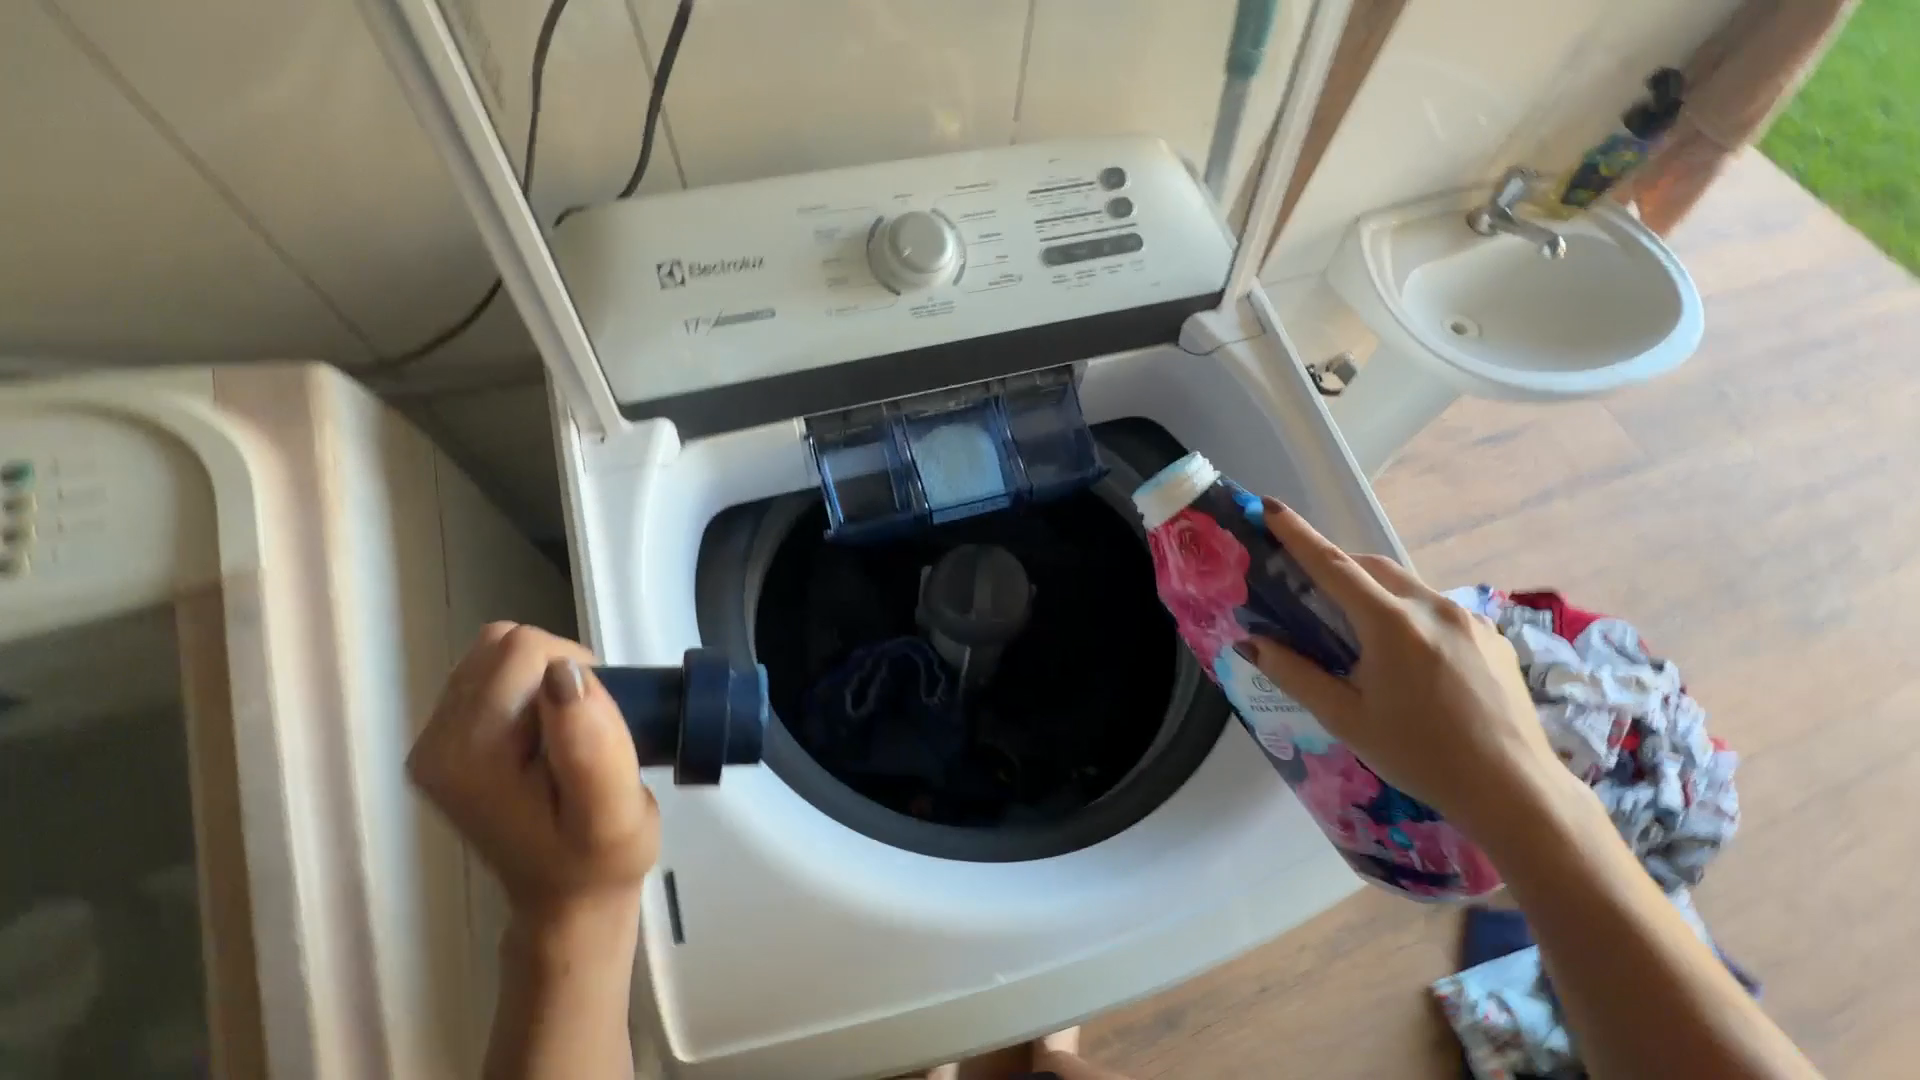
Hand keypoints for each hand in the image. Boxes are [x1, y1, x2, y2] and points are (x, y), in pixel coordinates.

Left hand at [408, 623, 658, 928]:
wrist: (568, 898)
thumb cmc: (601, 857)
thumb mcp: (613, 810)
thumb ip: (592, 744)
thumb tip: (564, 673)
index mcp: (468, 754)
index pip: (523, 651)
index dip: (576, 674)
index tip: (595, 725)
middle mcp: (433, 741)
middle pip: (502, 644)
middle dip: (557, 670)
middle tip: (584, 730)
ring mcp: (431, 741)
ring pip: (494, 653)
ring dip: (542, 678)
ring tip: (564, 735)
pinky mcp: (442, 742)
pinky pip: (488, 674)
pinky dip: (527, 689)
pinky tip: (544, 737)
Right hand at [1237, 501, 1565, 832]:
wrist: (1514, 790)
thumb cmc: (1419, 756)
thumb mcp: (1345, 718)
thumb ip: (1295, 673)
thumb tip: (1250, 642)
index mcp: (1391, 624)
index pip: (1333, 566)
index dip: (1298, 535)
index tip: (1271, 508)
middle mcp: (1432, 607)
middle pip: (1372, 566)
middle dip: (1335, 562)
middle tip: (1305, 581)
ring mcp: (1468, 618)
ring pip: (1406, 585)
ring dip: (1371, 588)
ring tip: (1353, 624)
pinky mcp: (1491, 635)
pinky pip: (1436, 608)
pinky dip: (1405, 612)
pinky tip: (1404, 654)